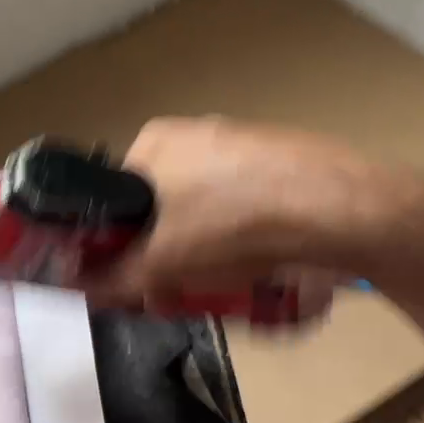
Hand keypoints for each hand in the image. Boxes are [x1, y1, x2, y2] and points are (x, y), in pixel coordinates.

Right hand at [78, 117, 415, 309]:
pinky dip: (240, 237)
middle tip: (174, 290)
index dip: (115, 244)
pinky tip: (258, 265)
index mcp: (153, 140)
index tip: (129, 278)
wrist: (348, 212)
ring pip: (201, 209)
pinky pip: (243, 205)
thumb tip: (74, 291)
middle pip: (157, 207)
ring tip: (221, 285)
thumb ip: (110, 280)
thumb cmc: (234, 226)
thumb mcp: (160, 264)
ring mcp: (245, 141)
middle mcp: (193, 131)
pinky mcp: (286, 159)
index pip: (111, 199)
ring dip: (200, 249)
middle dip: (161, 252)